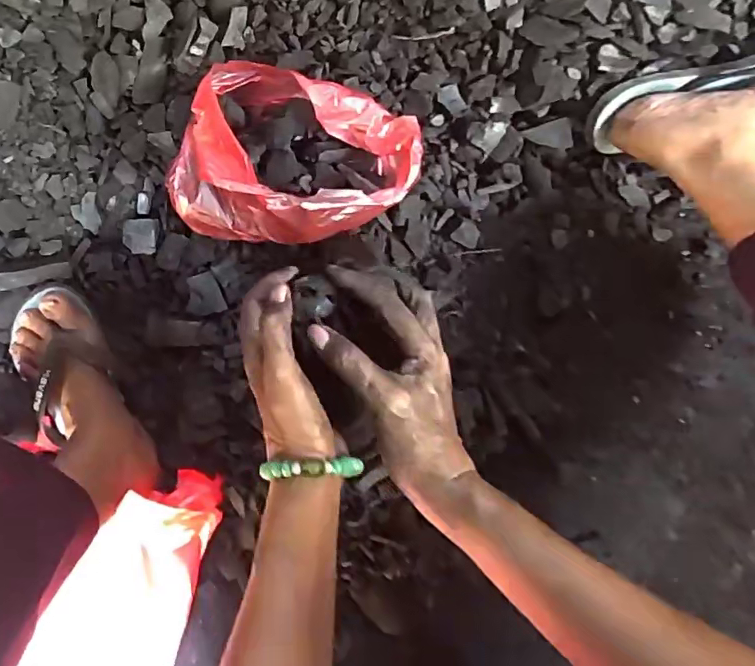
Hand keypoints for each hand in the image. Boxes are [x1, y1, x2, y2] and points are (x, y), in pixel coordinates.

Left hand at [239, 267, 339, 459]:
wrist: (308, 461)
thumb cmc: (294, 415)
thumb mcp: (282, 370)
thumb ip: (277, 331)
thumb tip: (279, 290)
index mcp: (254, 350)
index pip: (254, 304)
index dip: (268, 282)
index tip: (295, 270)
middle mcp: (260, 355)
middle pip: (261, 311)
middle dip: (276, 289)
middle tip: (304, 277)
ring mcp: (277, 367)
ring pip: (275, 325)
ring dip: (286, 305)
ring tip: (312, 292)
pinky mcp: (296, 378)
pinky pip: (291, 340)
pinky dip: (300, 324)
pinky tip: (320, 324)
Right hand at [308, 267, 474, 503]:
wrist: (440, 482)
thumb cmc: (415, 441)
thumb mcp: (382, 399)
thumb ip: (350, 361)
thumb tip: (314, 328)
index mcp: (425, 349)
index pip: (390, 301)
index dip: (359, 283)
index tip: (328, 272)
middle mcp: (428, 347)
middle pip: (411, 297)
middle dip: (380, 278)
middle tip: (347, 273)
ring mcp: (423, 360)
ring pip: (409, 312)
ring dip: (384, 294)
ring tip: (352, 287)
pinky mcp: (413, 373)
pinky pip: (397, 331)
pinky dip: (379, 316)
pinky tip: (357, 319)